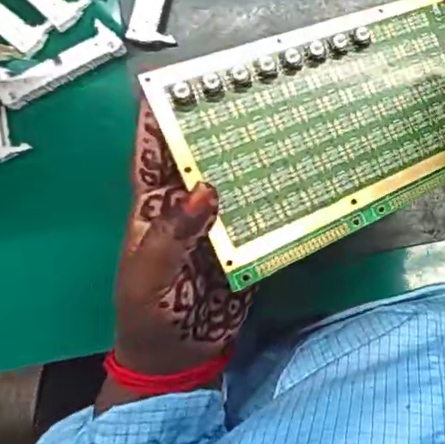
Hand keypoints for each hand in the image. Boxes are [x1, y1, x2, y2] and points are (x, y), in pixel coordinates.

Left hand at [104, 105, 251, 408]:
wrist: (179, 360)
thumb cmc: (148, 319)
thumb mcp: (148, 278)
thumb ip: (172, 236)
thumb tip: (206, 188)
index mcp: (154, 210)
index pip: (154, 154)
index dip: (158, 119)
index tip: (173, 82)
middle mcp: (187, 210)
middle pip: (202, 159)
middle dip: (216, 127)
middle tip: (242, 95)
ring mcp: (219, 228)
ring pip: (236, 182)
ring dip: (253, 158)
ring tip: (277, 126)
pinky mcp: (245, 247)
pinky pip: (261, 215)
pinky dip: (277, 197)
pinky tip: (296, 178)